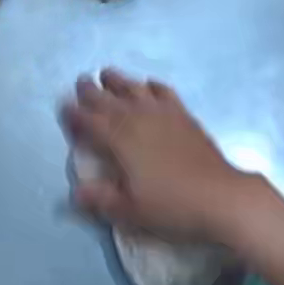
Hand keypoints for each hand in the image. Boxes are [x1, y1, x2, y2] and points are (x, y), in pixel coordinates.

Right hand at [62, 70, 271, 245]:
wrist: (219, 196)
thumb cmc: (171, 206)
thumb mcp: (130, 211)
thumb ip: (101, 199)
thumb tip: (75, 192)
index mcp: (121, 141)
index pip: (92, 124)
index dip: (76, 115)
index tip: (64, 104)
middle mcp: (140, 120)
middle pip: (111, 101)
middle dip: (93, 91)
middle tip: (80, 80)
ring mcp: (164, 114)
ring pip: (136, 90)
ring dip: (120, 81)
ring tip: (107, 73)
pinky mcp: (184, 115)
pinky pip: (164, 92)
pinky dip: (153, 86)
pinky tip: (149, 84)